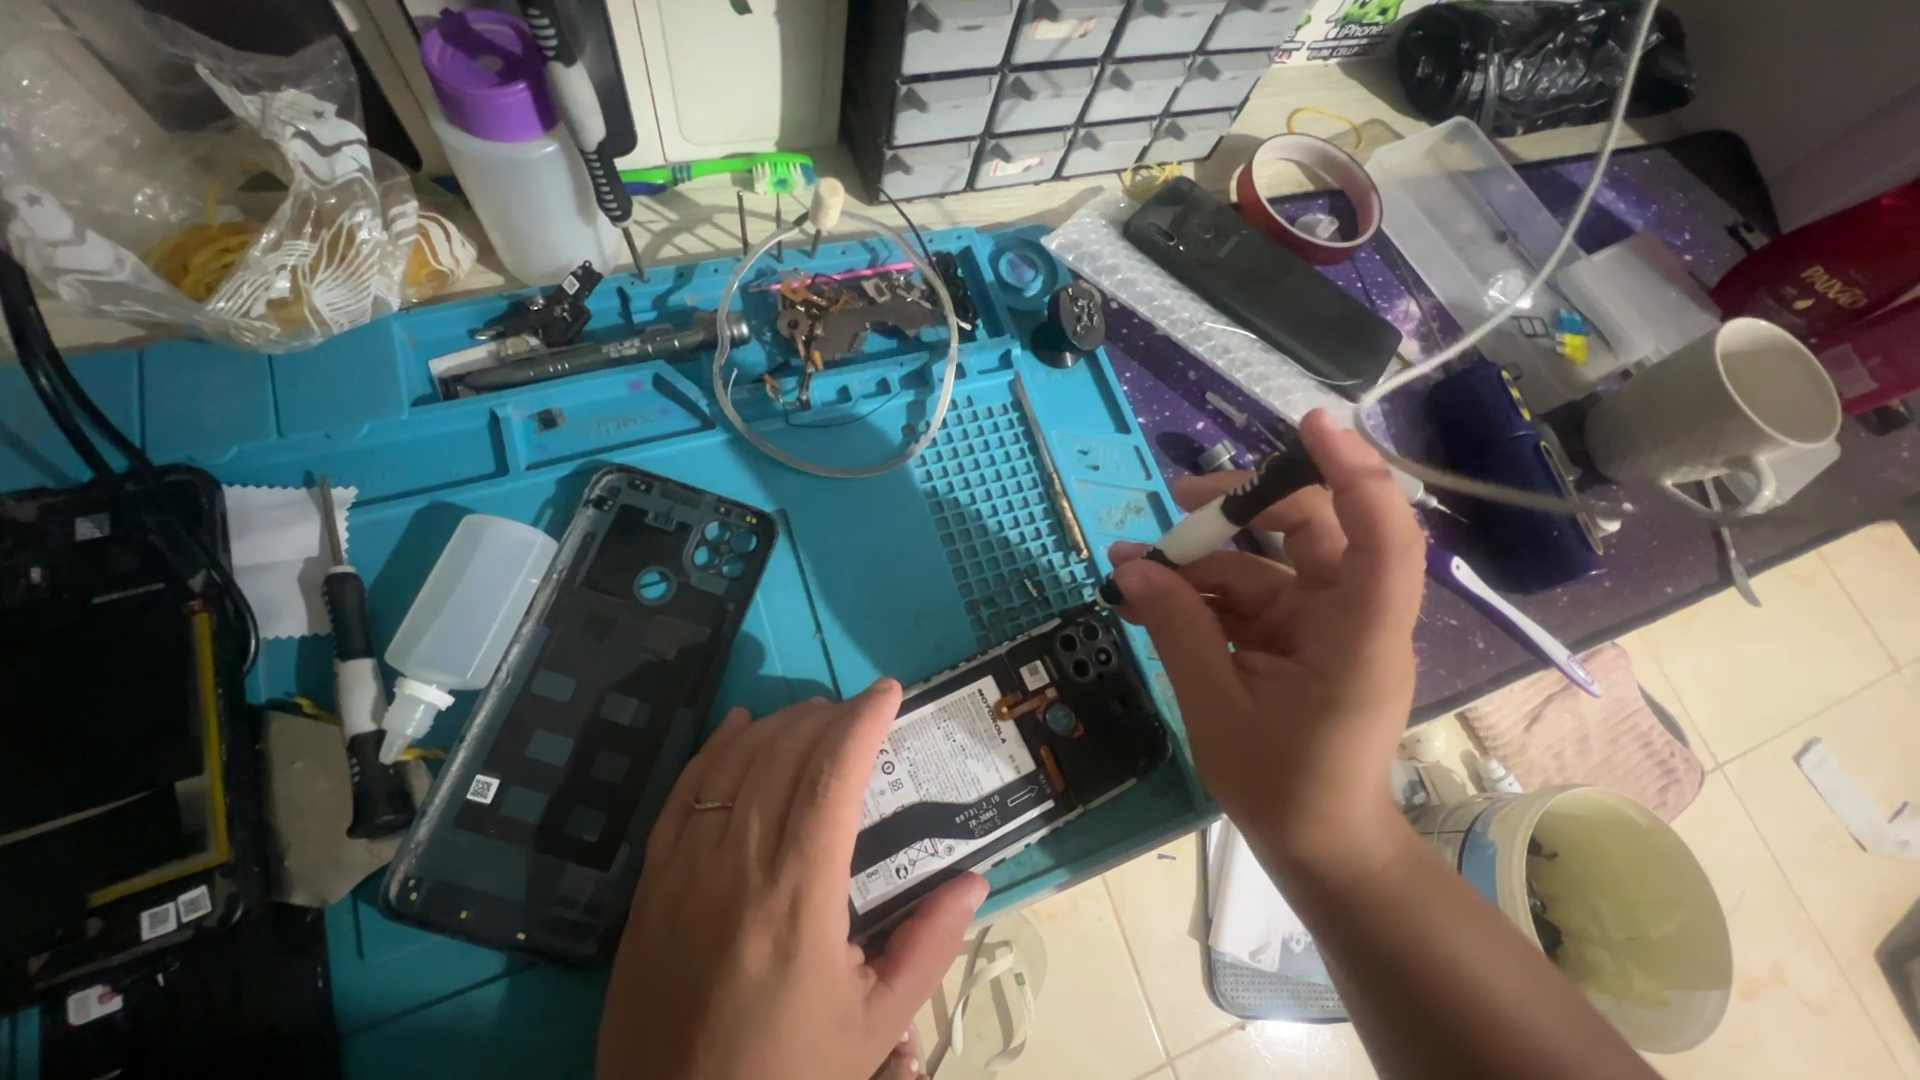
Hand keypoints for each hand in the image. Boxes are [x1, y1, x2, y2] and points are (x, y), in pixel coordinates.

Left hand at [599, 680, 988, 1079]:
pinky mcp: (651, 884)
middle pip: (783, 757)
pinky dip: (714, 749)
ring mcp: (684, 871)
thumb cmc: (784, 1071)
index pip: (832, 778)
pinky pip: (682, 794)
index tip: (888, 692)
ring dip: (778, 725)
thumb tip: (974, 878)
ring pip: (733, 765)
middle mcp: (737, 867)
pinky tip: (737, 726)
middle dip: (826, 717)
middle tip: (860, 711)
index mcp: (799, 898)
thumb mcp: (874, 1023)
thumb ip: (929, 945)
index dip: (862, 724)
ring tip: (814, 715)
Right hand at [1111, 409, 1426, 882]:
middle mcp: (1350, 614)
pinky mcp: (1297, 636)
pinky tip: (1151, 599)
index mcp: (1357, 633)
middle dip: (1244, 507)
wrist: (1318, 843)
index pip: (1380, 537)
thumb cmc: (1283, 784)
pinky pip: (1250, 595)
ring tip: (1134, 571)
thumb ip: (1177, 629)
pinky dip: (1204, 594)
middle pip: (1314, 528)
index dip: (1354, 473)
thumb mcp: (1215, 706)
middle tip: (1177, 505)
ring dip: (1204, 559)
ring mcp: (1323, 622)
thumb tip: (1130, 568)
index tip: (1309, 424)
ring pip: (1268, 560)